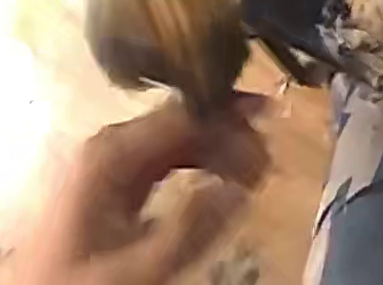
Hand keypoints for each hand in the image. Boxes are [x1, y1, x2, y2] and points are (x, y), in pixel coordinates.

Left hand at [44, 96, 268, 284]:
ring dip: (219, 149)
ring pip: (180, 139)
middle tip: (268, 159)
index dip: (230, 116)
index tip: (271, 122)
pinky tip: (224, 178)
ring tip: (256, 171)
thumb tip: (241, 186)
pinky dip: (200, 165)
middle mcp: (113, 143)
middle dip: (230, 133)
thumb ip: (189, 230)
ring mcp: (113, 161)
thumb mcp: (134, 274)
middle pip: (184, 121)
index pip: (184, 114)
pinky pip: (168, 160)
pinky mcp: (116, 183)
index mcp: (111, 151)